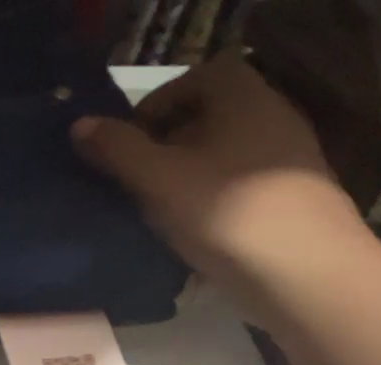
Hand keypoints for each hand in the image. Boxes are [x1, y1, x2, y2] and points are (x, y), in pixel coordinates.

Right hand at [71, 55, 374, 289]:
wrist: (302, 272)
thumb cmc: (226, 213)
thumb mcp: (158, 179)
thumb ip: (117, 151)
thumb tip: (78, 125)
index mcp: (245, 99)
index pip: (196, 77)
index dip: (154, 106)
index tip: (123, 146)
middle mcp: (269, 118)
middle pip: (204, 118)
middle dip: (159, 147)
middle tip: (127, 183)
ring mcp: (281, 160)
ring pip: (214, 156)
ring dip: (176, 178)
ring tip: (147, 212)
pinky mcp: (282, 199)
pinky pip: (228, 186)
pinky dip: (199, 201)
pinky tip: (181, 234)